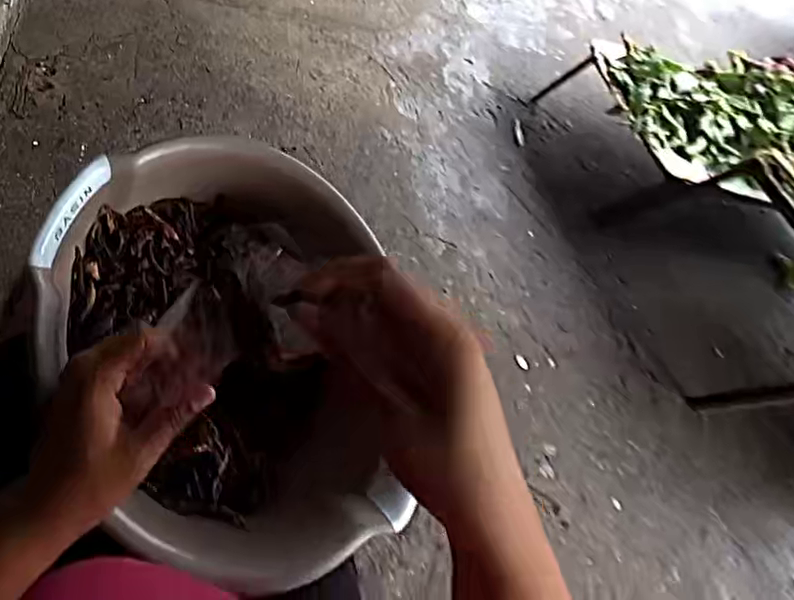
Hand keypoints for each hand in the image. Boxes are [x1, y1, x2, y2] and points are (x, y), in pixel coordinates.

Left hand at [27, 329, 214, 534]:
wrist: (43, 511)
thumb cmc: (90, 485)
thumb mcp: (140, 452)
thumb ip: (174, 415)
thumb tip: (207, 391)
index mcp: (95, 375)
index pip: (142, 339)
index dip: (174, 347)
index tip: (198, 361)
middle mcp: (83, 365)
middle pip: (134, 344)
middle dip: (166, 358)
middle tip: (194, 375)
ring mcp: (76, 375)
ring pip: (124, 356)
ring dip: (153, 368)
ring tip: (182, 387)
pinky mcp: (76, 388)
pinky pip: (112, 369)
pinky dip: (135, 379)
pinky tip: (157, 398)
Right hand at [286, 257, 520, 533]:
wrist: (493, 518)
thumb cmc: (449, 467)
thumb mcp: (390, 407)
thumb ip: (349, 351)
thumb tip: (307, 311)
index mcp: (444, 330)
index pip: (382, 276)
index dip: (337, 275)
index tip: (301, 290)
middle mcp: (449, 326)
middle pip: (386, 284)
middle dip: (340, 288)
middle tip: (301, 306)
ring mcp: (446, 343)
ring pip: (388, 306)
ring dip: (350, 309)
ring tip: (314, 324)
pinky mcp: (439, 362)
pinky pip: (396, 329)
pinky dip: (365, 331)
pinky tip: (343, 345)